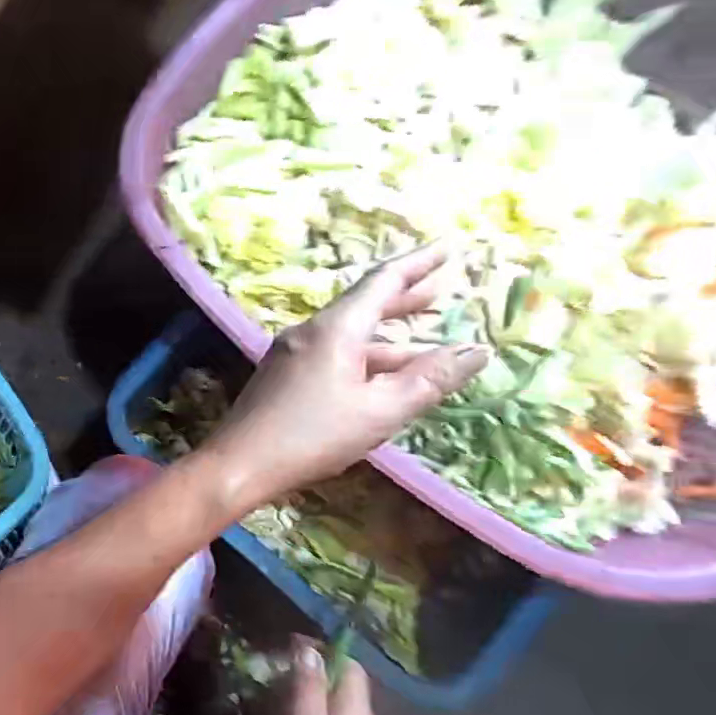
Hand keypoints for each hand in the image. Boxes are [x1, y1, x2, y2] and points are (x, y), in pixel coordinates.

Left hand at [195, 247, 487, 514]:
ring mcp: (289, 355)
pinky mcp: (279, 377)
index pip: (382, 281)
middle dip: (404, 299)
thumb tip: (478, 350)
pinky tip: (378, 379)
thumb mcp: (381, 410)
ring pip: (347, 337)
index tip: (448, 250)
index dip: (419, 264)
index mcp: (334, 329)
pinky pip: (330, 356)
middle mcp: (308, 332)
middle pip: (362, 306)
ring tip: (425, 347)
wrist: (237, 464)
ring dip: (386, 339)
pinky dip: (361, 359)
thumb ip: (430, 379)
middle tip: (441, 291)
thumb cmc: (311, 435)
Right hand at [201, 636, 376, 714]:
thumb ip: (307, 684)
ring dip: (285, 697)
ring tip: (251, 689)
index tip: (286, 642)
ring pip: (312, 712)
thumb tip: (308, 646)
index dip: (322, 649)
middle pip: (330, 689)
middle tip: (262, 664)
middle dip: (299, 672)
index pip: (349, 668)